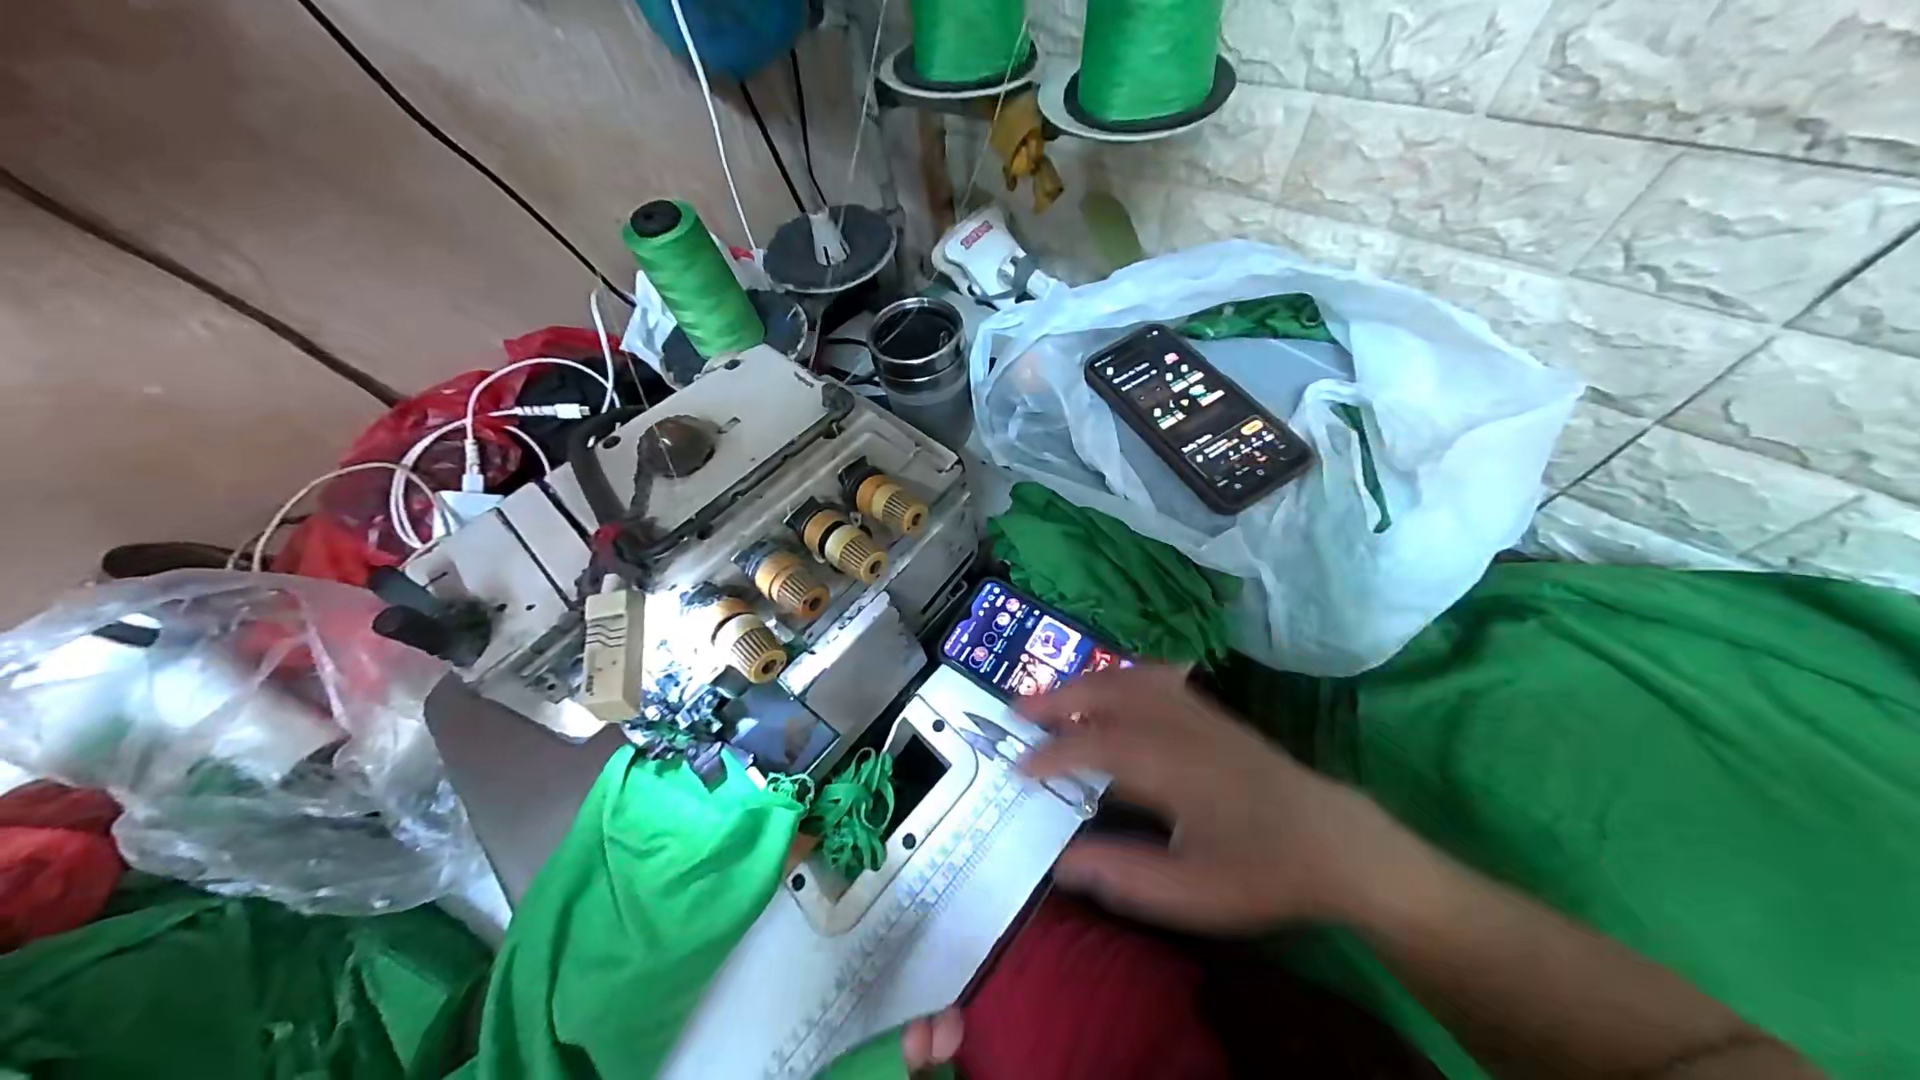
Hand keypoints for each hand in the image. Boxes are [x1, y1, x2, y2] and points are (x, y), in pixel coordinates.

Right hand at [1018, 665, 1430, 932]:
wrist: (1337, 843)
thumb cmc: (1261, 870)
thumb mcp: (1189, 891)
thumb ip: (1120, 874)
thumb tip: (1059, 861)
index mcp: (1164, 764)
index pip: (1089, 746)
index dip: (1048, 754)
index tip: (1017, 768)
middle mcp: (1174, 725)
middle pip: (1103, 694)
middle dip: (1055, 699)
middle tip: (1017, 713)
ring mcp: (1196, 713)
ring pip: (1128, 680)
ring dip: (1084, 685)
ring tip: (1054, 698)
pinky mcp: (1212, 714)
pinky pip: (1157, 679)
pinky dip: (1122, 678)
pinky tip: (1118, 688)